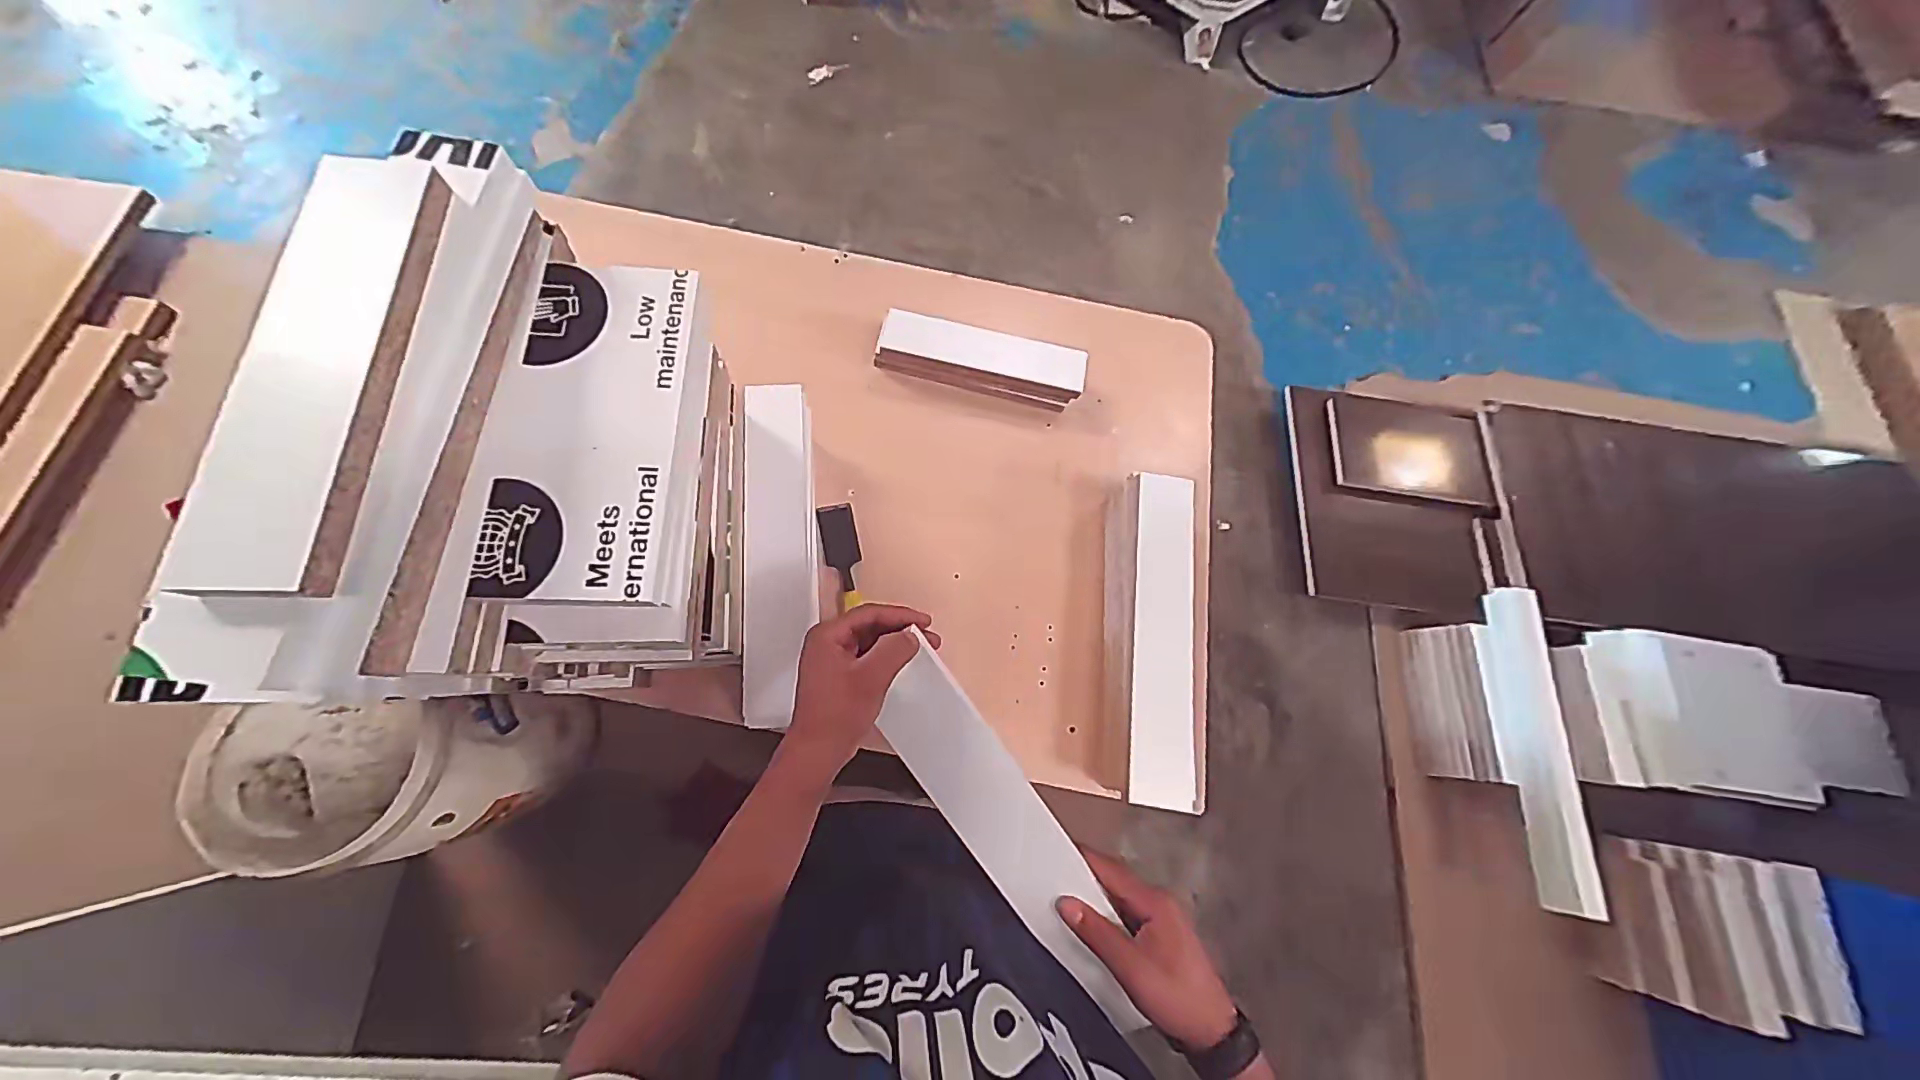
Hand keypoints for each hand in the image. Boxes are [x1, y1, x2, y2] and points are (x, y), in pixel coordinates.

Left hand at [784, 604, 938, 769]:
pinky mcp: (838, 675)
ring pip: (869, 641)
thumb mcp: (872, 676)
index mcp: (827, 636)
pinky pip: (866, 656)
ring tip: (917, 646)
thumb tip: (909, 636)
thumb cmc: (833, 717)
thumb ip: (894, 650)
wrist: (818, 749)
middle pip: (869, 625)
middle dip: (899, 628)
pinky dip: (885, 656)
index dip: (899, 615)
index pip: (869, 613)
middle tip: (923, 633)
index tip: (920, 621)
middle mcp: (826, 644)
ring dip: (894, 642)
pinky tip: (899, 661)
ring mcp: (831, 660)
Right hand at [1057, 849, 1238, 1050]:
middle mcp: (1160, 904)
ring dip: (1098, 898)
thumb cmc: (1180, 999)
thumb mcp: (1130, 966)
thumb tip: (1069, 907)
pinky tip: (1098, 926)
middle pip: (1116, 880)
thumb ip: (1096, 932)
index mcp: (1155, 902)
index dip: (1085, 858)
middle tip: (1061, 878)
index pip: (1112, 870)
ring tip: (1075, 903)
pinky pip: (1128, 912)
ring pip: (1121, 897)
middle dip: (1088, 877)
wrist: (1211, 1032)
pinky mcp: (1160, 934)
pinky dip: (1109, 913)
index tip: (1062, 851)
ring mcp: (1162, 918)